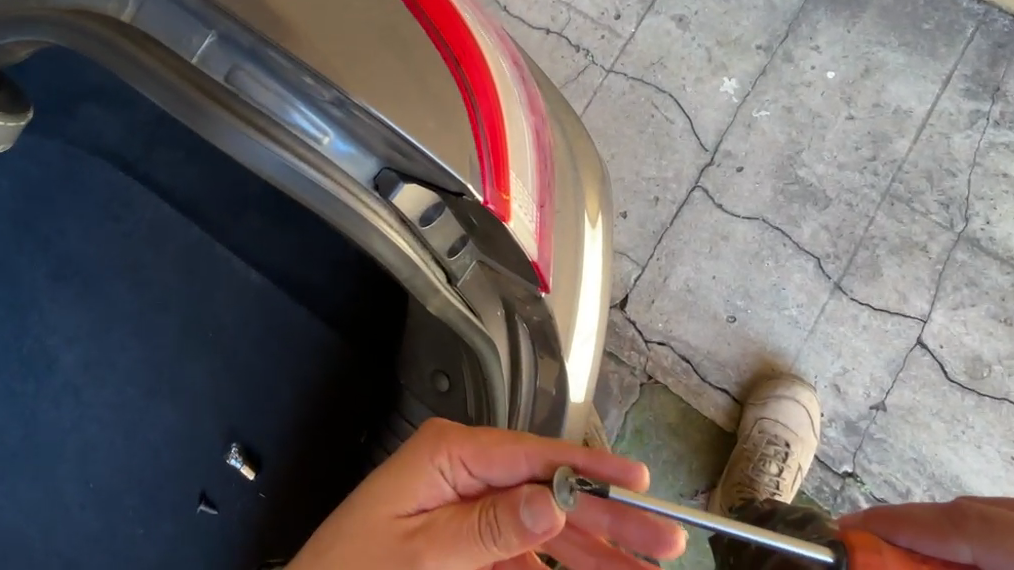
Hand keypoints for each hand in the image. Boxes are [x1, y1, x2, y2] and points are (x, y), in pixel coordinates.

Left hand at [287, 418, 686, 569]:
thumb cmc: (351, 567)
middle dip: (606, 516)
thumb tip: (550, 500)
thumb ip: (488, 527)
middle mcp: (464, 472)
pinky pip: (524, 553)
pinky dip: (559, 568)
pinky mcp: (469, 540)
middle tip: (661, 539)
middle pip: (549, 492)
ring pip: (544, 527)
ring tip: (642, 566)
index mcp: (450, 455)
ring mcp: (469, 507)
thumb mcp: (422, 550)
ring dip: (593, 550)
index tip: (638, 482)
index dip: (590, 468)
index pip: (534, 454)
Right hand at [840, 497, 1013, 569]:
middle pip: (984, 516)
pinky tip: (984, 567)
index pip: (974, 525)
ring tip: (933, 564)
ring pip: (1008, 517)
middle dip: (925, 538)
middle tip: (875, 554)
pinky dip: (1004, 549)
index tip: (849, 530)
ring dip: (965, 545)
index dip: (901, 527)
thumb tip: (887, 566)